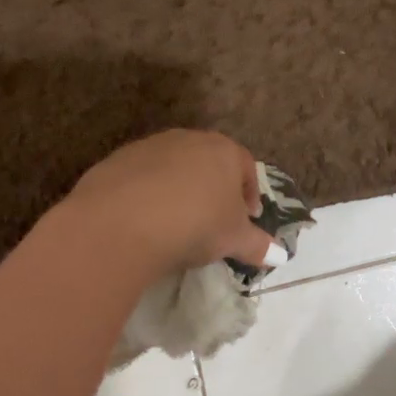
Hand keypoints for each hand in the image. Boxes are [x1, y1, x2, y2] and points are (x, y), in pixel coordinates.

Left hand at [62, 130, 273, 274]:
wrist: (120, 224)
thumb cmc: (194, 224)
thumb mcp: (234, 240)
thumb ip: (259, 245)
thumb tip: (281, 255)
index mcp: (224, 151)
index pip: (246, 167)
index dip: (249, 195)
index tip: (246, 219)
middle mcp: (188, 140)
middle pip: (208, 163)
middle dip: (213, 190)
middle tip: (212, 221)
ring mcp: (149, 147)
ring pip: (173, 168)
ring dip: (178, 191)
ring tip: (176, 224)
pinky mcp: (115, 162)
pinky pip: (140, 179)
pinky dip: (147, 196)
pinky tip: (144, 222)